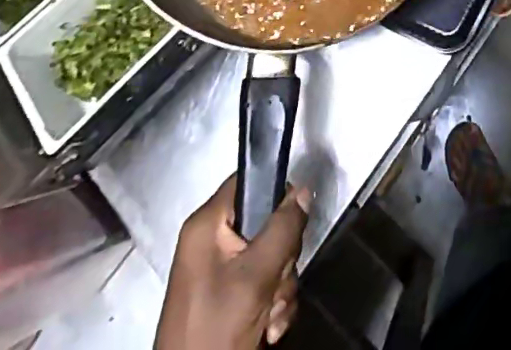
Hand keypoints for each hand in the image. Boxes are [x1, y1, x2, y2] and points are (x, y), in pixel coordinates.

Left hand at [155, 178, 310, 349]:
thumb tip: (302, 190)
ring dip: (280, 289)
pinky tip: (268, 328)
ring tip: (270, 315)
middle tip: (275, 283)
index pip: (246, 182)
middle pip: (265, 225)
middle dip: (281, 259)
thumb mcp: (255, 276)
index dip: (274, 194)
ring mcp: (221, 271)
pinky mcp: (230, 296)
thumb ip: (282, 230)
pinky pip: (264, 284)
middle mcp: (213, 241)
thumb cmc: (216, 325)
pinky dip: (273, 306)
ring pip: (270, 258)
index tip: (293, 222)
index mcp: (208, 224)